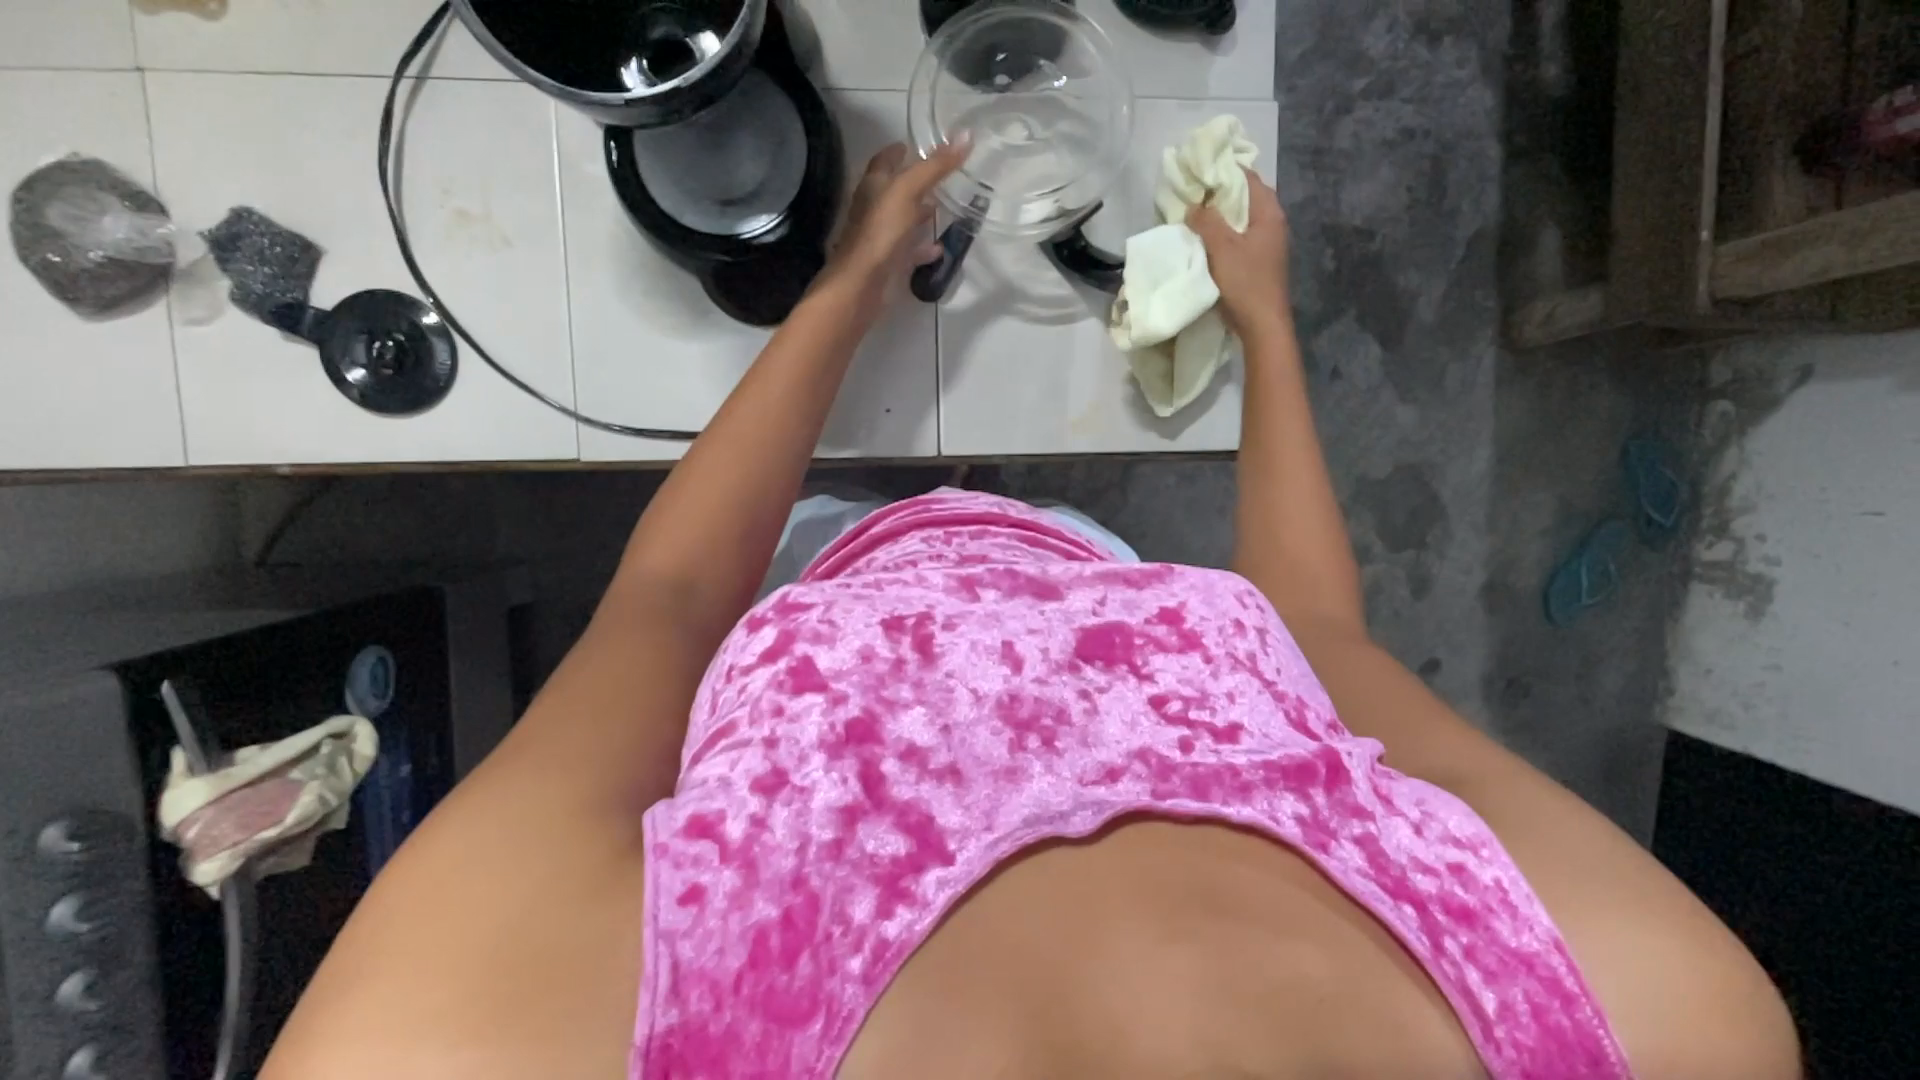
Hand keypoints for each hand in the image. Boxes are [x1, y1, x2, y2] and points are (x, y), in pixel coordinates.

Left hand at [819, 137, 971, 307]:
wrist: (863, 283)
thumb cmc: (881, 231)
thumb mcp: (909, 190)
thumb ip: (935, 166)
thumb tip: (967, 135)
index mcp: (873, 186)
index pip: (883, 161)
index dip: (896, 151)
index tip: (912, 145)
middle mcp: (874, 209)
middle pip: (893, 190)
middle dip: (913, 182)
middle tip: (937, 175)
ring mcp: (881, 237)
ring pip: (902, 220)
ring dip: (918, 213)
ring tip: (941, 207)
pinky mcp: (889, 262)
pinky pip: (909, 250)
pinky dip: (923, 248)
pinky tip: (939, 247)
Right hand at [1189, 169, 1291, 342]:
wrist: (1262, 325)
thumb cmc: (1245, 282)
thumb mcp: (1222, 248)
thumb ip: (1207, 222)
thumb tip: (1194, 205)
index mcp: (1269, 213)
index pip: (1248, 178)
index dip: (1225, 170)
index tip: (1200, 169)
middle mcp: (1273, 224)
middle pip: (1245, 198)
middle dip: (1220, 193)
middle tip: (1193, 191)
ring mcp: (1267, 244)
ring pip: (1241, 219)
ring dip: (1220, 216)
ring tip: (1195, 213)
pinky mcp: (1259, 261)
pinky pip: (1239, 238)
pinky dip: (1223, 234)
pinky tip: (1205, 239)